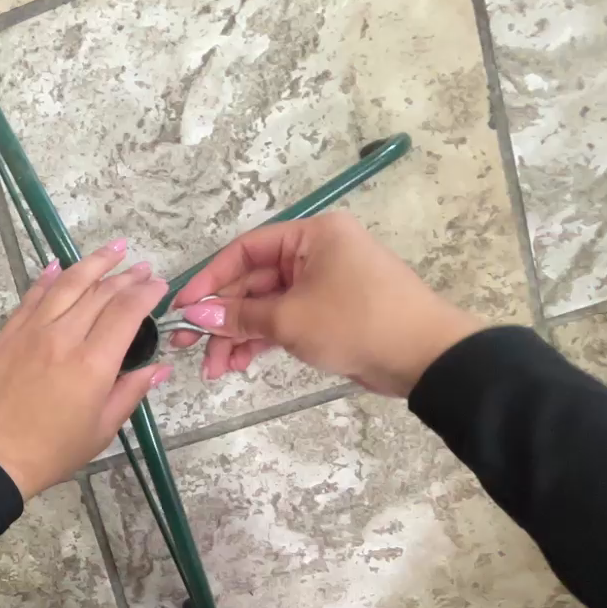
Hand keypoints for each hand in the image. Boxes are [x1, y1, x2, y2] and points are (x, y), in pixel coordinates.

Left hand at [0, 239, 172, 499]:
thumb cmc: (52, 452)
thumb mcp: (102, 429)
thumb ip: (131, 392)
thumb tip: (159, 366)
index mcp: (92, 363)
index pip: (126, 311)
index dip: (147, 292)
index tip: (159, 285)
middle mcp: (62, 338)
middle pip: (99, 293)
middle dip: (126, 276)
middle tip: (142, 268)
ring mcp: (30, 334)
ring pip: (65, 285)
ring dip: (92, 263)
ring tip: (113, 250)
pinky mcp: (6, 337)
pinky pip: (30, 299)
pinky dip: (47, 279)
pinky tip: (58, 266)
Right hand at [167, 212, 484, 396]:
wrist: (424, 357)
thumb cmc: (357, 322)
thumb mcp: (289, 319)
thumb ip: (237, 316)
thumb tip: (193, 314)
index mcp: (311, 238)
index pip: (244, 250)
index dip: (208, 279)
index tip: (182, 308)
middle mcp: (314, 255)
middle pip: (250, 283)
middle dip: (219, 319)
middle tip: (187, 345)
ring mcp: (320, 285)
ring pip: (262, 307)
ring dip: (234, 337)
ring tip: (215, 369)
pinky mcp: (325, 314)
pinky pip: (279, 322)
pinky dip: (257, 341)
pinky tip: (237, 364)